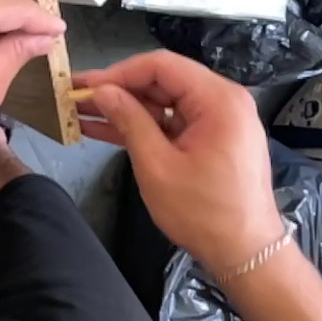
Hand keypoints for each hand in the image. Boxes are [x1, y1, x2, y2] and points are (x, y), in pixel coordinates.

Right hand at [75, 51, 284, 272]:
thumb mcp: (157, 166)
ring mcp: (218, 120)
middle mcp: (223, 100)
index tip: (85, 87)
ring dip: (124, 108)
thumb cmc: (203, 213)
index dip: (118, 73)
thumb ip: (129, 121)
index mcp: (218, 100)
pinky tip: (102, 128)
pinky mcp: (210, 138)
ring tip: (80, 113)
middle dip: (117, 90)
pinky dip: (141, 125)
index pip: (161, 65)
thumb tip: (101, 92)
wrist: (247, 255)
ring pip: (162, 102)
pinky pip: (170, 121)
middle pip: (162, 80)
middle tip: (75, 97)